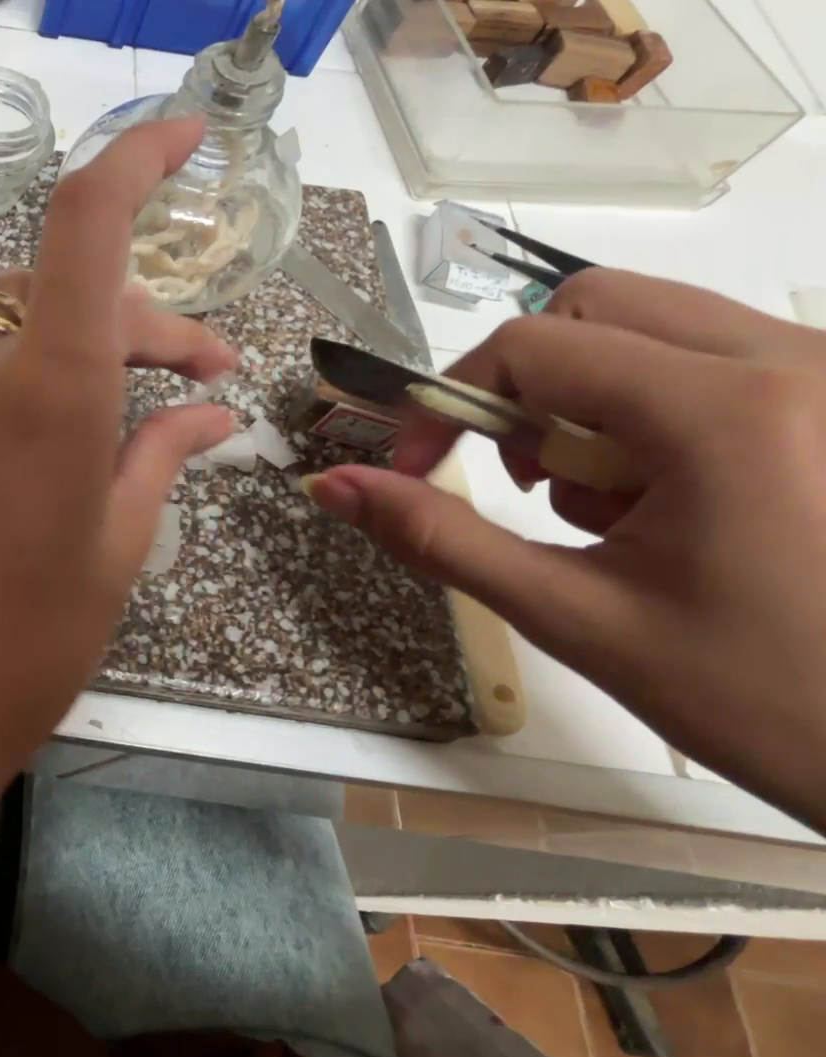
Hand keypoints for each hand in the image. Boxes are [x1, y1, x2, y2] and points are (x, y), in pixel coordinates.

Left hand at [0, 117, 237, 781]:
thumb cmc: (35, 638)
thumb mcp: (120, 542)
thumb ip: (161, 452)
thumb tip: (208, 409)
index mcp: (53, 392)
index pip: (87, 223)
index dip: (138, 158)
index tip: (190, 141)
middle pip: (71, 284)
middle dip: (145, 321)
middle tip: (197, 379)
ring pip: (10, 306)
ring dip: (71, 324)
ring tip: (112, 378)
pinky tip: (18, 350)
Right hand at [304, 268, 825, 827]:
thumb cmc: (766, 698)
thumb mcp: (573, 615)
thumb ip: (436, 537)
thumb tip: (327, 485)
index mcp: (733, 413)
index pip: (532, 346)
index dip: (446, 402)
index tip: (418, 470)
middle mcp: (805, 362)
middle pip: (596, 310)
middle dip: (525, 390)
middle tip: (524, 480)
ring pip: (657, 332)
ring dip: (590, 407)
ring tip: (615, 512)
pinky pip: (718, 364)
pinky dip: (655, 417)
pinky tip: (680, 506)